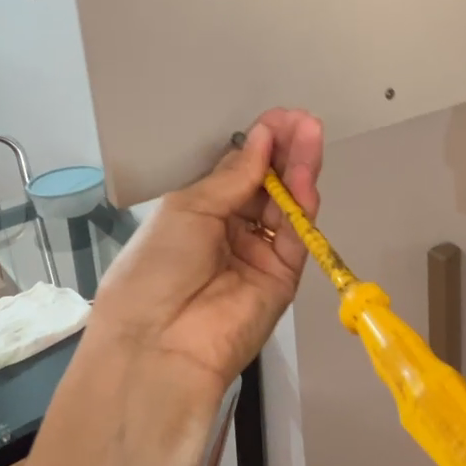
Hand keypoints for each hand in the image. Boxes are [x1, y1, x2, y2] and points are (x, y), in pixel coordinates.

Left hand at [91, 108, 323, 391]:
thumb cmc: (156, 269)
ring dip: (299, 168)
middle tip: (303, 121)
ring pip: (288, 203)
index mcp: (201, 211)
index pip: (240, 170)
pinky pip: (297, 233)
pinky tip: (304, 174)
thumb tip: (263, 137)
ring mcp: (261, 252)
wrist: (158, 347)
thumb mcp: (187, 210)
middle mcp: (233, 228)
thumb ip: (234, 175)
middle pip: (269, 183)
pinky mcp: (284, 274)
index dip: (260, 143)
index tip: (279, 118)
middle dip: (286, 150)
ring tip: (310, 135)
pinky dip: (303, 203)